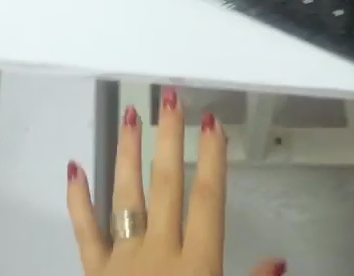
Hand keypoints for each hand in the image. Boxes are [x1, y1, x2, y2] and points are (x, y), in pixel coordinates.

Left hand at [66, 89, 285, 275]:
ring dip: (128, 152)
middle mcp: (158, 255)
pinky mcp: (94, 273)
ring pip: (125, 195)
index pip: (208, 201)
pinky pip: (84, 231)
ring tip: (131, 114)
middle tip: (170, 96)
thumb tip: (279, 261)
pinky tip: (74, 165)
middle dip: (170, 138)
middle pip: (166, 184)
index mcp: (196, 267)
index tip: (212, 121)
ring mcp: (122, 262)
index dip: (212, 159)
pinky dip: (78, 198)